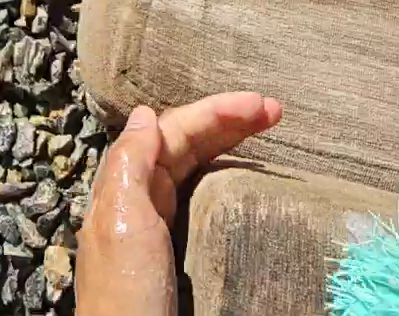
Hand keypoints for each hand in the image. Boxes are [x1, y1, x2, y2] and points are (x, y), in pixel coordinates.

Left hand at [75, 92, 283, 315]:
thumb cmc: (127, 293)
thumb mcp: (123, 222)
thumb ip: (131, 163)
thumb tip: (147, 113)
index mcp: (128, 184)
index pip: (174, 130)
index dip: (215, 111)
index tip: (261, 105)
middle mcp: (144, 197)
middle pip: (190, 144)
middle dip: (230, 121)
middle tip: (276, 110)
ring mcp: (162, 226)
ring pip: (199, 167)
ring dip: (231, 143)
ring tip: (269, 128)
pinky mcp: (180, 254)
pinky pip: (204, 199)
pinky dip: (227, 179)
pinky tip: (247, 176)